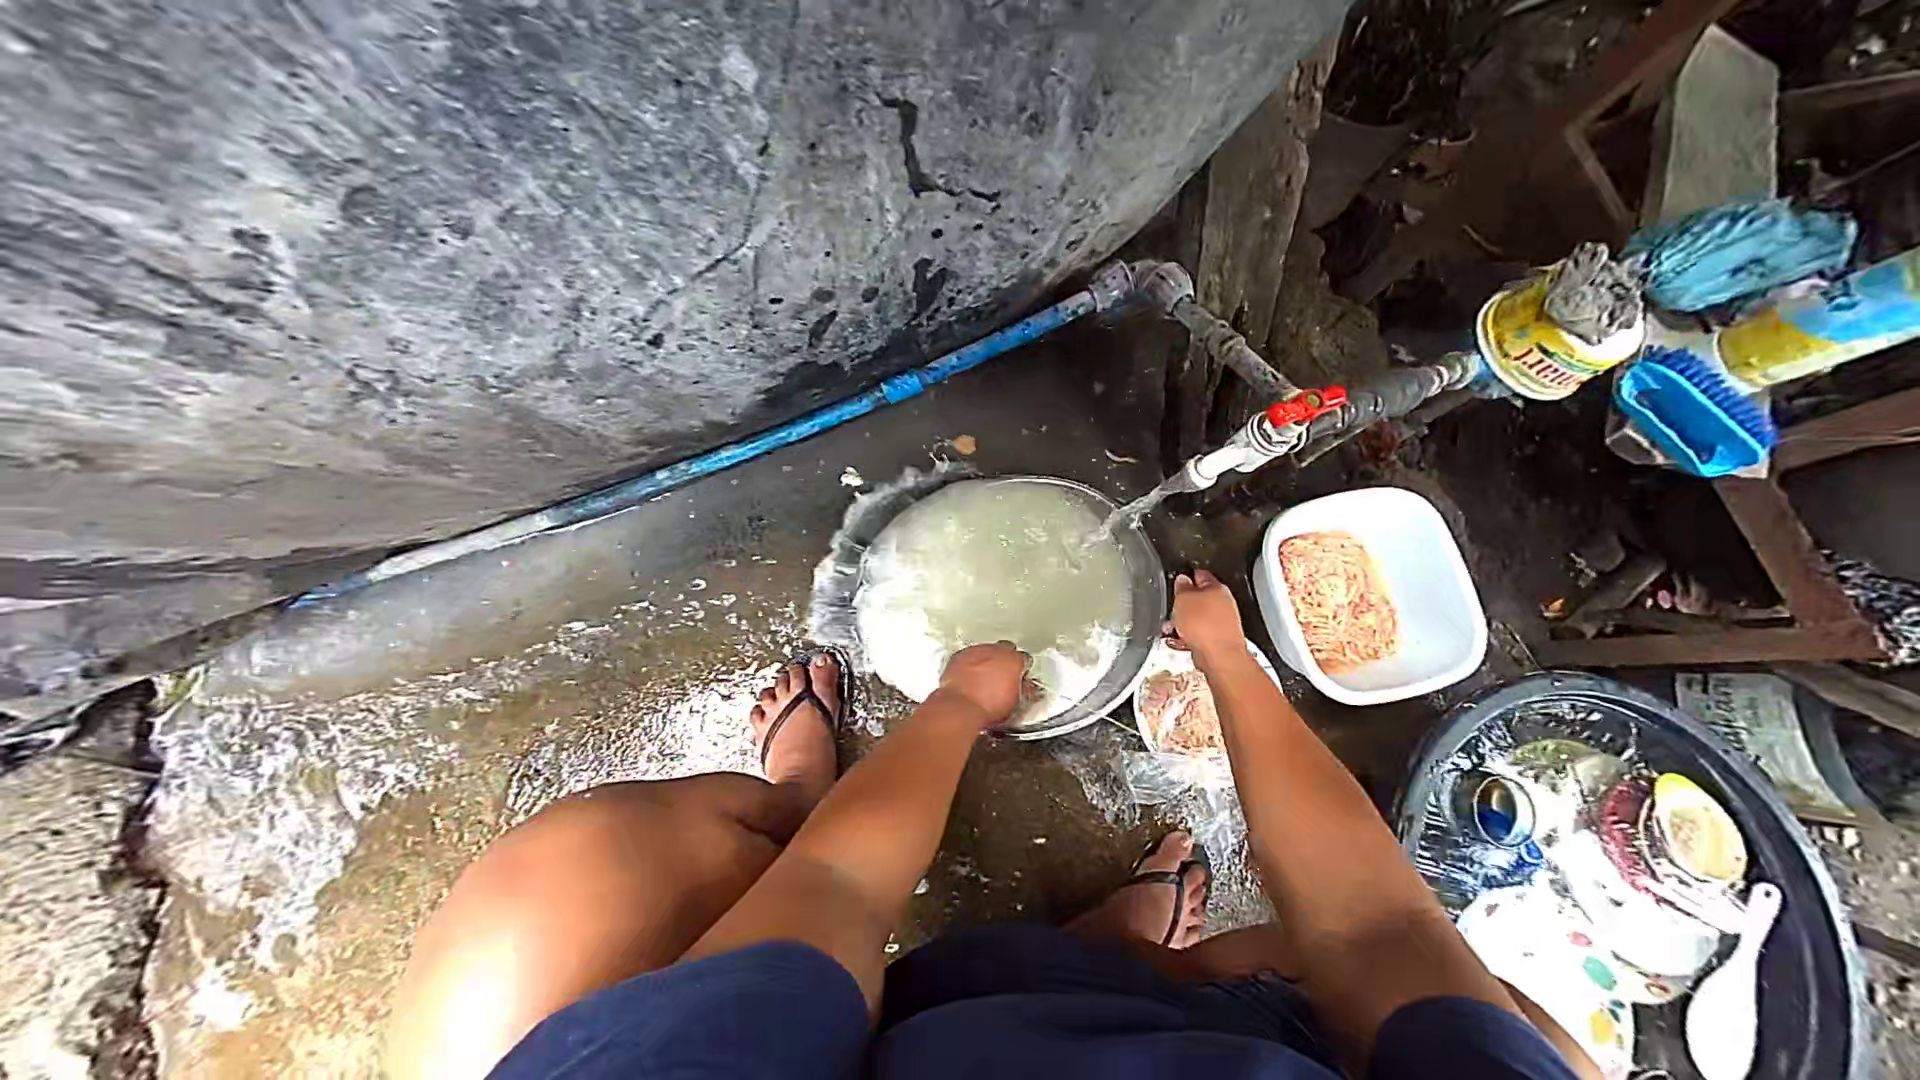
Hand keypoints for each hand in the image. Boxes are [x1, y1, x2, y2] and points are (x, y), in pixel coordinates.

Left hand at [936, 642, 1033, 727]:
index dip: (1022, 670)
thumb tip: (1025, 687)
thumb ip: (1024, 688)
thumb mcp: (1015, 702)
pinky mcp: (959, 656)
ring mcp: (977, 651)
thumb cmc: (988, 706)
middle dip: (1005, 661)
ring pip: (986, 650)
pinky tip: (970, 677)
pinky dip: (970, 664)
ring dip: (987, 661)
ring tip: (984, 678)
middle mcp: (996, 650)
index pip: (1024, 659)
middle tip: (1003, 676)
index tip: (1019, 678)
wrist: (962, 708)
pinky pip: (968, 656)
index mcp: (1014, 660)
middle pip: (1005, 649)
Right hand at [1164, 569, 1244, 662]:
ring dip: (1182, 623)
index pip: (1201, 575)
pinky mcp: (1218, 639)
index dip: (1186, 577)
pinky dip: (1188, 636)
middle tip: (1172, 610)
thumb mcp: (1183, 599)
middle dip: (1182, 605)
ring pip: (1197, 618)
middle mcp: (1224, 604)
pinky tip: (1179, 641)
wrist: (1219, 656)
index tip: (1177, 582)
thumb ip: (1181, 587)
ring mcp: (1222, 622)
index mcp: (1217, 588)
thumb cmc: (1205, 627)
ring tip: (1171, 629)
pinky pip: (1199, 634)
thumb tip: (1182, 580)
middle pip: (1198, 599)